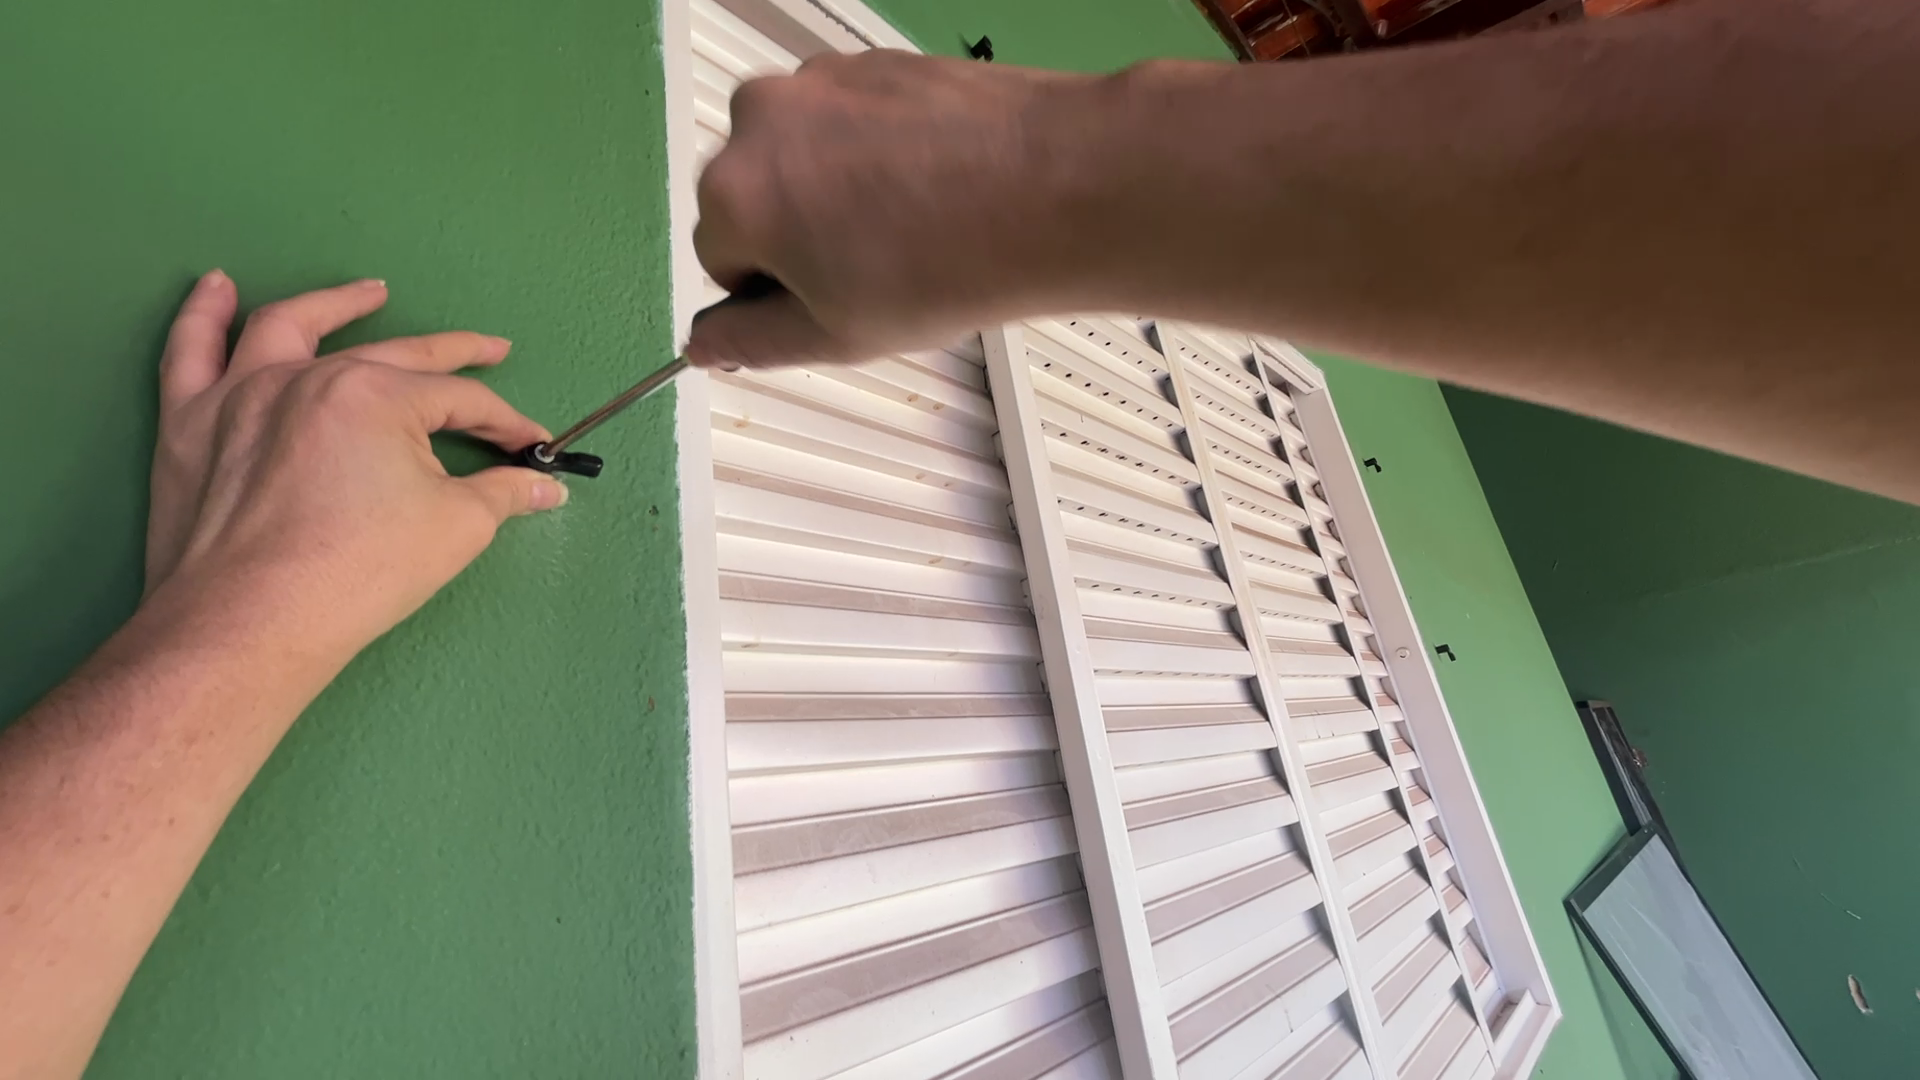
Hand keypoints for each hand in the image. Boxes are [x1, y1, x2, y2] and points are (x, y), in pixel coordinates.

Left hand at [144, 271, 565, 657]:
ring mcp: (242, 393)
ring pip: (292, 328)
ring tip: (371, 290)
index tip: (536, 448)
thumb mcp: (462, 525)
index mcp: (379, 395)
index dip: (509, 423)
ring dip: (338, 303)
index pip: (464, 399)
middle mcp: (310, 377)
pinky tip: (221, 288)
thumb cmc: (368, 566)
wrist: (252, 622)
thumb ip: (507, 492)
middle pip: (399, 355)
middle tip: (495, 349)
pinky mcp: (191, 422)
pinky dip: (206, 314)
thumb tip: (548, 488)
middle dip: (459, 354)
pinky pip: (191, 351)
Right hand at [687, 51, 1107, 368]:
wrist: (1051, 190)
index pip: (719, 260)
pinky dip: (872, 158)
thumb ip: (751, 342)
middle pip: (754, 199)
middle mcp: (761, 118)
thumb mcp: (835, 335)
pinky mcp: (872, 62)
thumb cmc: (942, 272)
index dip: (774, 294)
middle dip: (797, 239)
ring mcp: (820, 79)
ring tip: (908, 230)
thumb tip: (702, 344)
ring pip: (802, 160)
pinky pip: (848, 125)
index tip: (830, 301)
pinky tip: (927, 189)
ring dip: (835, 197)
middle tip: (874, 270)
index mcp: (737, 192)